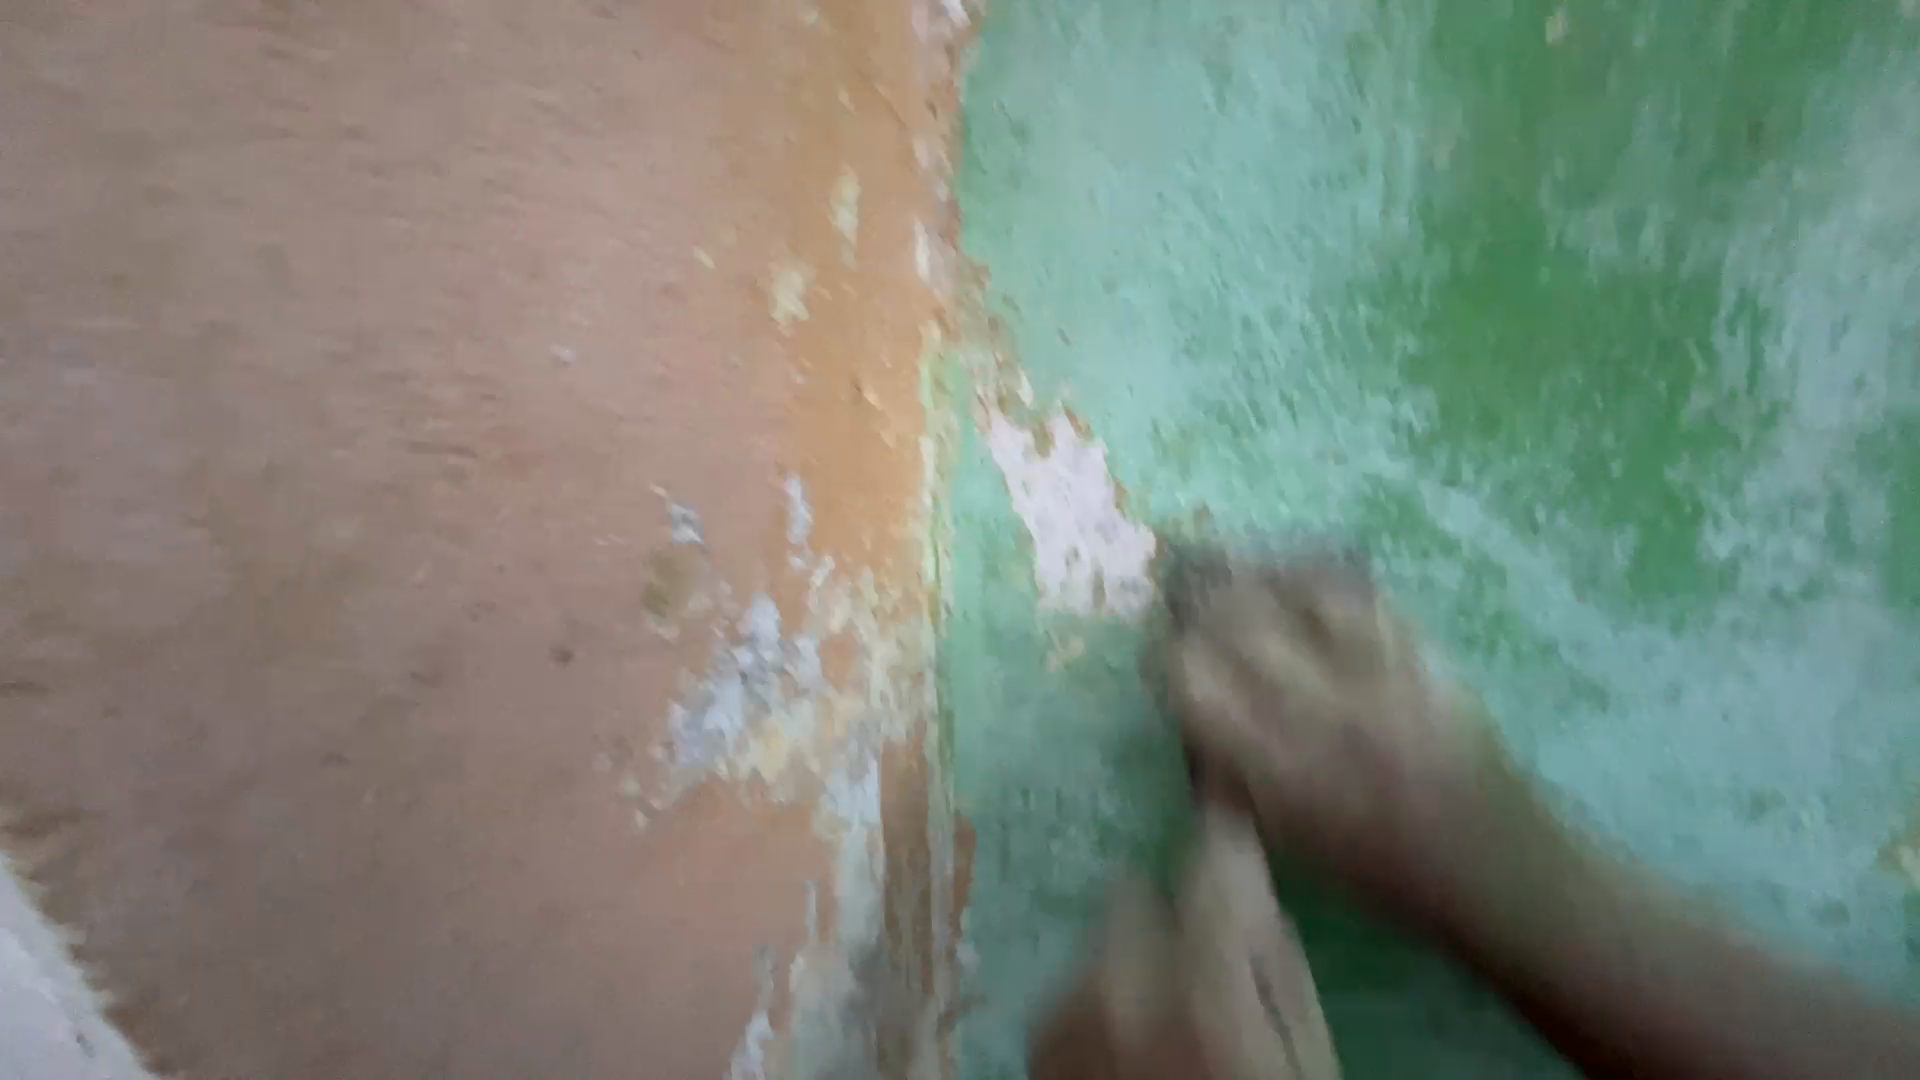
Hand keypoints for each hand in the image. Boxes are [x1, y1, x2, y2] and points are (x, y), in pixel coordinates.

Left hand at [1028, 804, 1340, 1079]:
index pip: (1210, 863)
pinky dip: (1102, 989)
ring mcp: (1066, 1005)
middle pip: (1136, 890)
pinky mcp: (1039, 1033)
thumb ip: (1276, 970)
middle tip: (1198, 961)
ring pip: (1103, 931)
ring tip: (1160, 1014)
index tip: (1228, 821)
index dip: (1224, 840)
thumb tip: (1248, 895)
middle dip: (1169, 911)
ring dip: (1132, 950)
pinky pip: (1079, 976)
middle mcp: (1116, 981)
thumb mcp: (1303, 1068)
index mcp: (1200, 990)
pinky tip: (1125, 1038)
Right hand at [1161, 549, 1524, 927]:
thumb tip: (1184, 708)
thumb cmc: (1368, 865)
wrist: (1487, 861)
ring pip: (1285, 590)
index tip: (1159, 646)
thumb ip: (1220, 766)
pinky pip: (1350, 588)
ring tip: (1219, 559)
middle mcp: (1310, 706)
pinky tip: (1286, 563)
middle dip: (1192, 593)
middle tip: (1176, 578)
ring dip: (1242, 569)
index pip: (1190, 677)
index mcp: (1269, 761)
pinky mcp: (1412, 648)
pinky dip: (1308, 568)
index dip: (1163, 652)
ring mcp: (1366, 669)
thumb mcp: (1276, 834)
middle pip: (1230, 619)